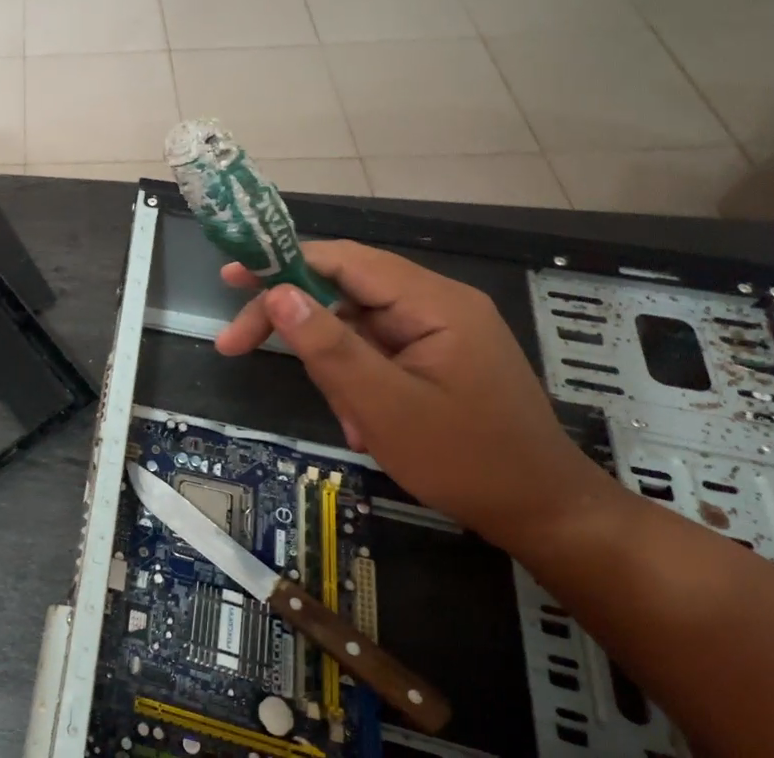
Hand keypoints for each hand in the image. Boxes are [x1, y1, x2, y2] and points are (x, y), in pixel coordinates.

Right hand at [215, 240, 621, 547]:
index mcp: (433, 303)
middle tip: (235, 346)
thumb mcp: (385, 406)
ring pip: (354, 326)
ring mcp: (439, 331)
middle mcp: (437, 304)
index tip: (229, 280)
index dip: (281, 264)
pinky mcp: (437, 357)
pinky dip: (356, 382)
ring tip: (348, 419)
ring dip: (333, 367)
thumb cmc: (465, 459)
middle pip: (343, 290)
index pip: (343, 260)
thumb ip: (329, 346)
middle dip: (295, 323)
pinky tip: (364, 424)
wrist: (544, 513)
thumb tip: (277, 294)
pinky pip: (376, 352)